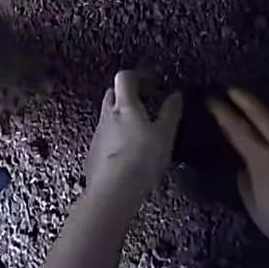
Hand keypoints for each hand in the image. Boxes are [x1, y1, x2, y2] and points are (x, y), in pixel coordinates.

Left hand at [85, 70, 181, 208]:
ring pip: (107, 117)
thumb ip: (171, 112)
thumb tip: (175, 95)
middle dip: (127, 94)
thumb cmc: (142, 159)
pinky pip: (104, 138)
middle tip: (145, 102)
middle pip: (113, 94)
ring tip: (139, 130)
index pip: (125, 77)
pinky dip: (115, 138)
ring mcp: (97, 135)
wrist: (114, 191)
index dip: (138, 76)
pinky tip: (127, 153)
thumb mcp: (165, 134)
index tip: (152, 84)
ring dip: (121, 117)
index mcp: (125, 106)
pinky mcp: (93, 155)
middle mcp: (107, 116)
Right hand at [208, 89, 268, 262]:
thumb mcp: (257, 210)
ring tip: (262, 125)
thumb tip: (245, 168)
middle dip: (245, 101)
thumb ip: (247, 184)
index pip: (238, 131)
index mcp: (263, 161)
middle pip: (262, 117)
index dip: (224, 114)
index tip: (213, 100)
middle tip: (233, 90)